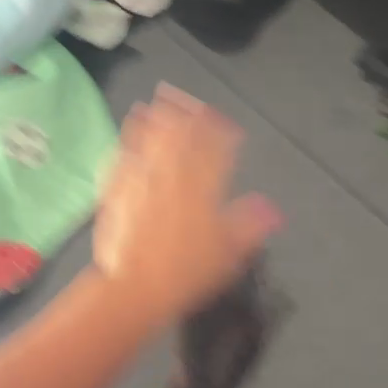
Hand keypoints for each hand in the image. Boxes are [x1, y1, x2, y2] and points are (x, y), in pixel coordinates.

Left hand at [94, 85, 282, 326]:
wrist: (134, 287)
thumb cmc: (186, 272)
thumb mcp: (229, 252)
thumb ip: (251, 225)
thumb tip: (271, 209)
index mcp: (203, 189)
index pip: (216, 151)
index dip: (222, 133)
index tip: (227, 123)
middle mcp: (172, 177)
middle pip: (182, 138)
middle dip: (189, 117)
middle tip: (194, 102)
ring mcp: (141, 181)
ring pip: (152, 140)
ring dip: (159, 119)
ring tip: (162, 100)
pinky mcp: (116, 190)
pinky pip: (123, 156)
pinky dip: (129, 139)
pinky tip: (130, 129)